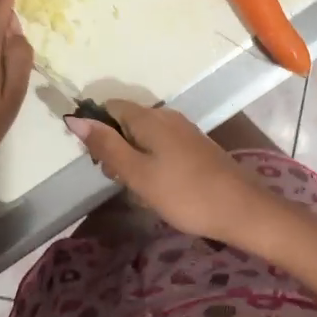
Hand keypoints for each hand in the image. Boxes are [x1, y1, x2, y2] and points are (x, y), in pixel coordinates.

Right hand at [64, 101, 279, 242]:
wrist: (242, 209)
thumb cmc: (184, 193)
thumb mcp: (137, 174)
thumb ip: (106, 146)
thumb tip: (75, 118)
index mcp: (149, 118)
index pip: (110, 107)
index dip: (96, 129)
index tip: (99, 161)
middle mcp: (166, 116)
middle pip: (127, 121)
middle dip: (116, 147)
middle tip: (122, 181)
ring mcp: (184, 130)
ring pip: (144, 136)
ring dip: (134, 159)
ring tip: (142, 190)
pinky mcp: (196, 146)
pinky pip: (162, 146)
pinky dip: (153, 162)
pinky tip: (161, 188)